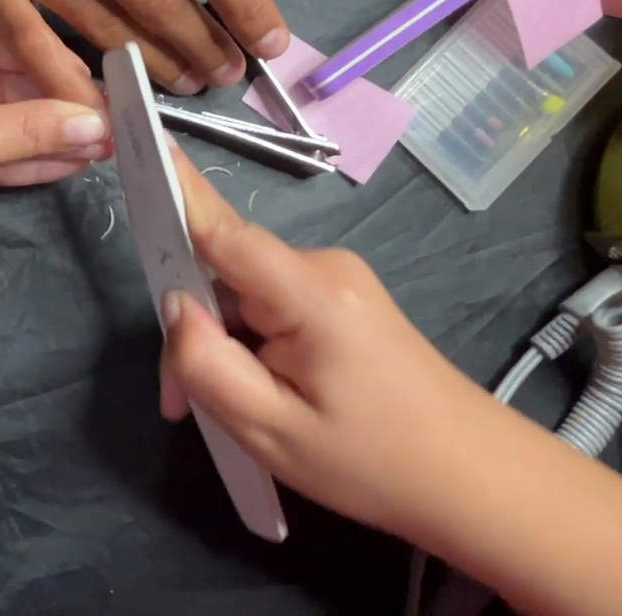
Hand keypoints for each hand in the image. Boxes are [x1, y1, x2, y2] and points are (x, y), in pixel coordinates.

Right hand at [0, 0, 288, 103]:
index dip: (245, 6)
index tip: (271, 41)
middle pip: (157, 2)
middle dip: (204, 46)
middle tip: (229, 72)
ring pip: (104, 30)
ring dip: (155, 66)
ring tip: (188, 82)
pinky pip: (32, 47)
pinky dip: (71, 84)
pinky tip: (106, 107)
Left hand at [0, 11, 112, 260]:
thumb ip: (25, 130)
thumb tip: (98, 124)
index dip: (45, 58)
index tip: (97, 81)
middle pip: (1, 81)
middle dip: (52, 107)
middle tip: (111, 121)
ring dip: (44, 137)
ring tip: (105, 147)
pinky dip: (21, 159)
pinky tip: (69, 163)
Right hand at [156, 152, 505, 540]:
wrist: (480, 484)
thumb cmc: (377, 464)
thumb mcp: (274, 432)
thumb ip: (208, 365)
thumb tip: (175, 305)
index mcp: (309, 292)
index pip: (224, 228)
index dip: (178, 186)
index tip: (141, 138)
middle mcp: (321, 265)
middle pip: (222, 271)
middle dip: (193, 327)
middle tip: (181, 401)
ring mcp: (333, 276)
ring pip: (240, 292)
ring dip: (221, 342)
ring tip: (226, 409)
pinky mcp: (336, 295)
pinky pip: (266, 304)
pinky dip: (247, 341)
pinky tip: (256, 389)